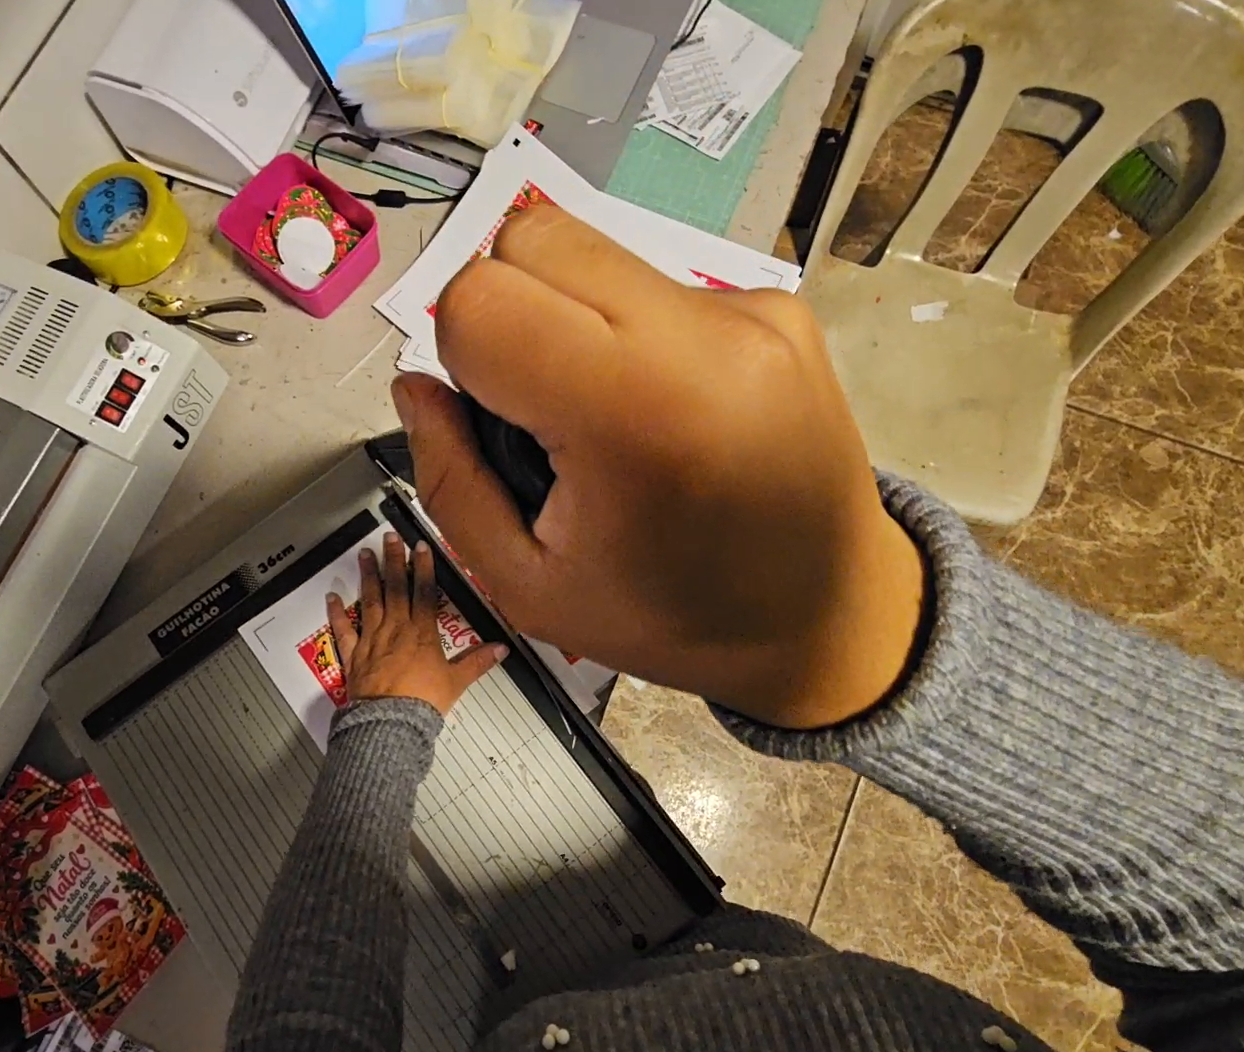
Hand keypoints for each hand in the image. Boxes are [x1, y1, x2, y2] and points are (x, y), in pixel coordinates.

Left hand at [327, 533, 509, 716]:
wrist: (390, 724)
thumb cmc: (424, 702)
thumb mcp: (456, 681)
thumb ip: (478, 662)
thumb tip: (502, 649)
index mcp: (422, 633)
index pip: (423, 593)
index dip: (423, 568)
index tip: (420, 547)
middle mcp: (395, 629)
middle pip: (394, 589)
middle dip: (393, 561)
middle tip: (389, 537)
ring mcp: (372, 640)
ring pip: (369, 601)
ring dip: (367, 576)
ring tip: (364, 554)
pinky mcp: (354, 655)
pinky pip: (344, 630)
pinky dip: (337, 613)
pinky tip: (332, 596)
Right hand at [392, 205, 924, 728]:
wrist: (827, 618)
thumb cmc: (675, 620)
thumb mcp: (530, 586)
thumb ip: (450, 480)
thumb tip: (416, 386)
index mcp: (634, 411)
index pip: (481, 297)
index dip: (462, 359)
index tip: (500, 425)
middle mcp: (701, 333)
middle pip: (530, 238)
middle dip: (501, 313)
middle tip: (536, 408)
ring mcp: (749, 308)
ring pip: (587, 245)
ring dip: (558, 314)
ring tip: (598, 410)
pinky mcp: (775, 305)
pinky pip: (648, 279)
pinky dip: (621, 328)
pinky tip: (657, 406)